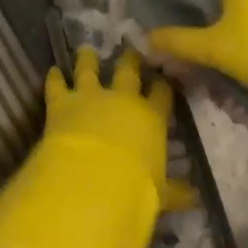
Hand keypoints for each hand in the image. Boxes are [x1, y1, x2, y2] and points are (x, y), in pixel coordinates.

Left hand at [0, 48, 190, 247]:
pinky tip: (52, 70)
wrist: (93, 179)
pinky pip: (56, 84)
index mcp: (151, 118)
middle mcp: (122, 99)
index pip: (162, 95)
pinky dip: (54, 77)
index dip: (162, 84)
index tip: (162, 76)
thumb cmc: (135, 188)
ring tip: (87, 49)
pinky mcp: (61, 101)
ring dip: (88, 59)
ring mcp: (90, 96)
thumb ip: (175, 191)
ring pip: (89, 69)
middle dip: (130, 60)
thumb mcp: (160, 193)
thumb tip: (195, 198)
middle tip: (130, 51)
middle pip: (127, 72)